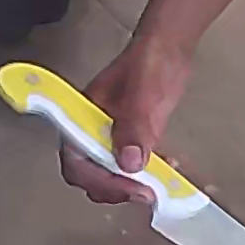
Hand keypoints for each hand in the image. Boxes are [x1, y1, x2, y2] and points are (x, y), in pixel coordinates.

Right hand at [58, 38, 192, 205]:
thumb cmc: (150, 65)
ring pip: (109, 171)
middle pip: (89, 173)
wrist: (167, 50)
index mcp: (79, 118)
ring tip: (155, 189)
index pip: (77, 162)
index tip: (132, 189)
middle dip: (114, 189)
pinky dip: (144, 173)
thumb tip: (128, 164)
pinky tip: (165, 172)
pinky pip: (130, 163)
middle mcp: (89, 129)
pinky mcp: (129, 136)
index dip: (101, 182)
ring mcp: (109, 133)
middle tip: (145, 194)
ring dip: (129, 185)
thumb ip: (134, 127)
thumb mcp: (143, 95)